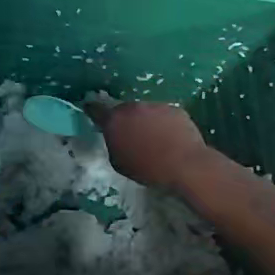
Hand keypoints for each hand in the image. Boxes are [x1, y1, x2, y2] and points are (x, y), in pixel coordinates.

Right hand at [90, 101, 211, 189]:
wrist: (184, 164)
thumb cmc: (147, 168)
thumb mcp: (119, 162)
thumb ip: (113, 144)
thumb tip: (116, 138)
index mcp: (113, 121)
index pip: (96, 110)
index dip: (92, 110)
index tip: (90, 108)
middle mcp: (132, 107)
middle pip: (124, 110)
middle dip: (125, 120)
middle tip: (132, 135)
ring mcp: (155, 106)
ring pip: (145, 112)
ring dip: (146, 121)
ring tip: (155, 139)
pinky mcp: (174, 109)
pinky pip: (163, 115)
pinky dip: (164, 123)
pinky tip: (170, 138)